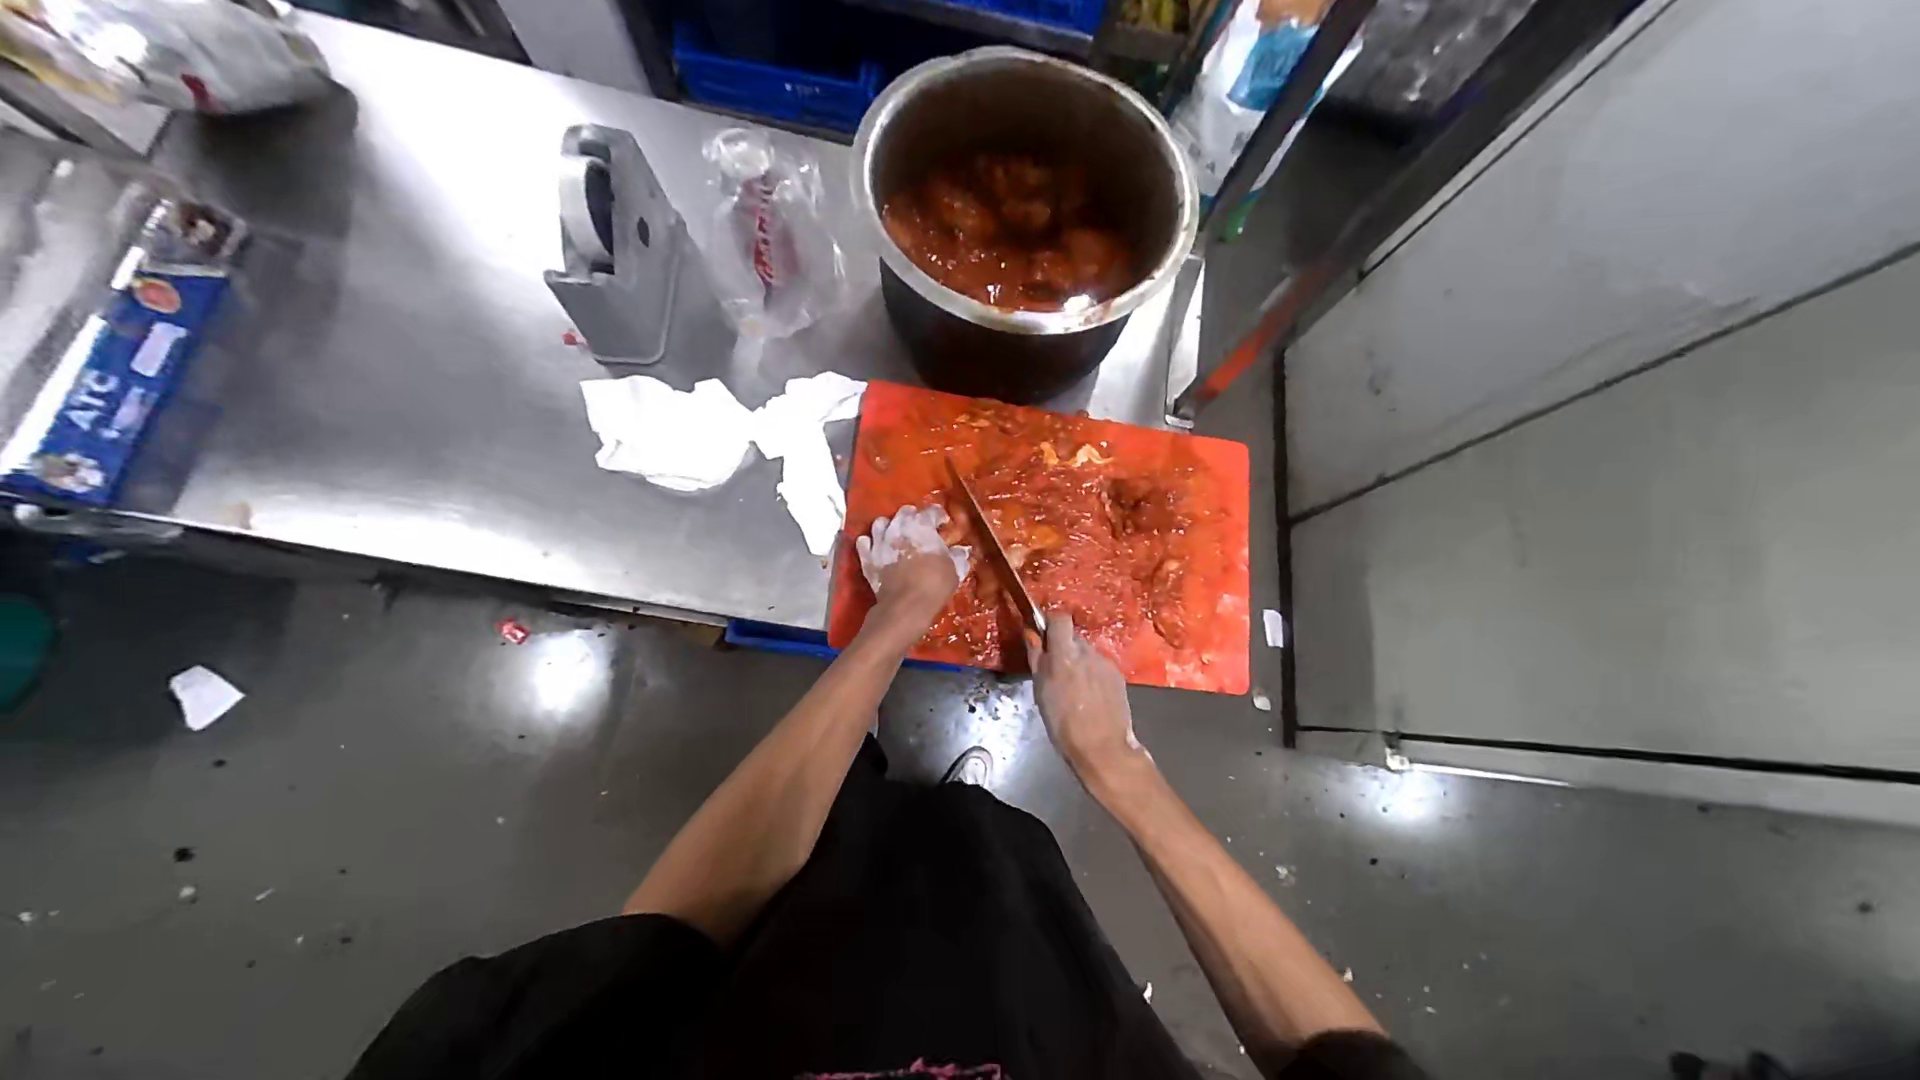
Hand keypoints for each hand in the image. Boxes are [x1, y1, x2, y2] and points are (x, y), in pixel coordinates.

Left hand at [856, 504, 968, 632]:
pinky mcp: (867, 556)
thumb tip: (961, 550)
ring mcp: (880, 540)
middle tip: (920, 529)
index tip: (943, 524)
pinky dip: (870, 543)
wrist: (905, 605)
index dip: (939, 516)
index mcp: (922, 525)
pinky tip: (876, 547)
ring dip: (889, 526)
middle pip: (905, 512)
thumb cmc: (934, 584)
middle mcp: (899, 526)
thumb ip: (957, 556)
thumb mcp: (954, 569)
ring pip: (881, 522)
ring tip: (896, 534)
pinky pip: (864, 542)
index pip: (932, 510)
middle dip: (913, 517)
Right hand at [1024, 612, 1146, 782]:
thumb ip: (1037, 658)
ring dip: (1078, 663)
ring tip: (1074, 690)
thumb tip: (1031, 633)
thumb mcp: (1041, 691)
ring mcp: (1105, 663)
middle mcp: (1088, 652)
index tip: (1044, 636)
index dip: (1051, 623)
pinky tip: (1090, 697)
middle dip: (1063, 649)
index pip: (1060, 618)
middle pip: (1073, 638)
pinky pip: (1099, 667)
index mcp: (1065, 654)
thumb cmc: (1063, 723)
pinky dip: (1092, 675)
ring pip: (1086, 654)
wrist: (1103, 748)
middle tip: (1056, 672)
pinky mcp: (1118, 676)